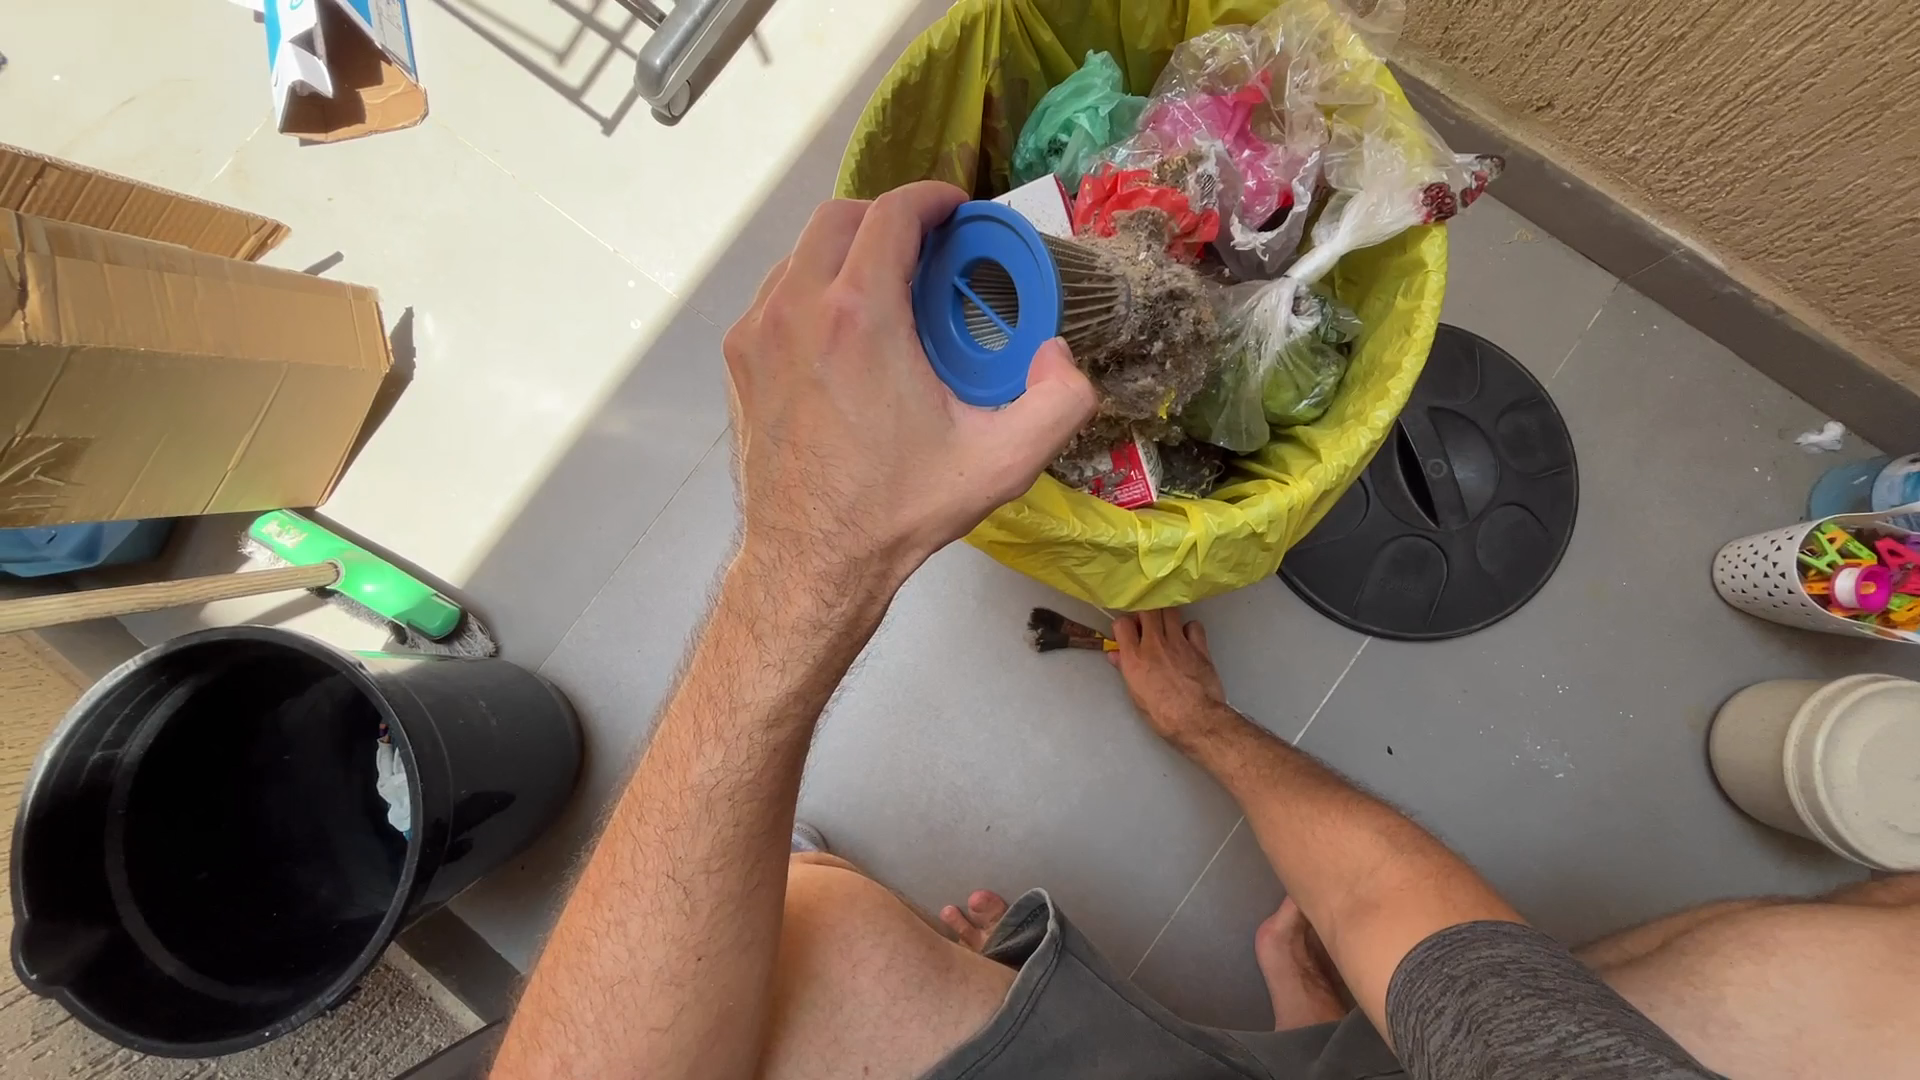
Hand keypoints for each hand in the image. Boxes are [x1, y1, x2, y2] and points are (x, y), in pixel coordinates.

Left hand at [723, 182, 1096, 592]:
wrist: (814, 561)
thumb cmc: (901, 510)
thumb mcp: (1002, 463)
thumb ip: (1061, 402)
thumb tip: (1056, 353)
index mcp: (861, 316)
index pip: (892, 213)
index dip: (931, 199)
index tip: (956, 212)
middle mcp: (798, 308)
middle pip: (839, 218)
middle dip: (887, 219)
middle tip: (927, 253)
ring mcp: (758, 333)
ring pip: (802, 255)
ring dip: (847, 253)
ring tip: (886, 291)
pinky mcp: (738, 361)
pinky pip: (776, 297)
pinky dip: (812, 292)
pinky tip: (841, 333)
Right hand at [1110, 608, 1239, 752]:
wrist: (1197, 719)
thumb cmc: (1162, 714)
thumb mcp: (1136, 695)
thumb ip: (1124, 669)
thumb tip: (1115, 655)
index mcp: (1134, 657)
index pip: (1122, 624)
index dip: (1123, 626)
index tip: (1126, 633)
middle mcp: (1154, 644)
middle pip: (1146, 610)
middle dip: (1144, 614)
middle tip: (1145, 624)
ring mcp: (1178, 643)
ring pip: (1169, 611)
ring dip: (1165, 615)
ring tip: (1165, 626)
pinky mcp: (1199, 647)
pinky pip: (1193, 625)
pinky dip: (1189, 628)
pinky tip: (1187, 638)